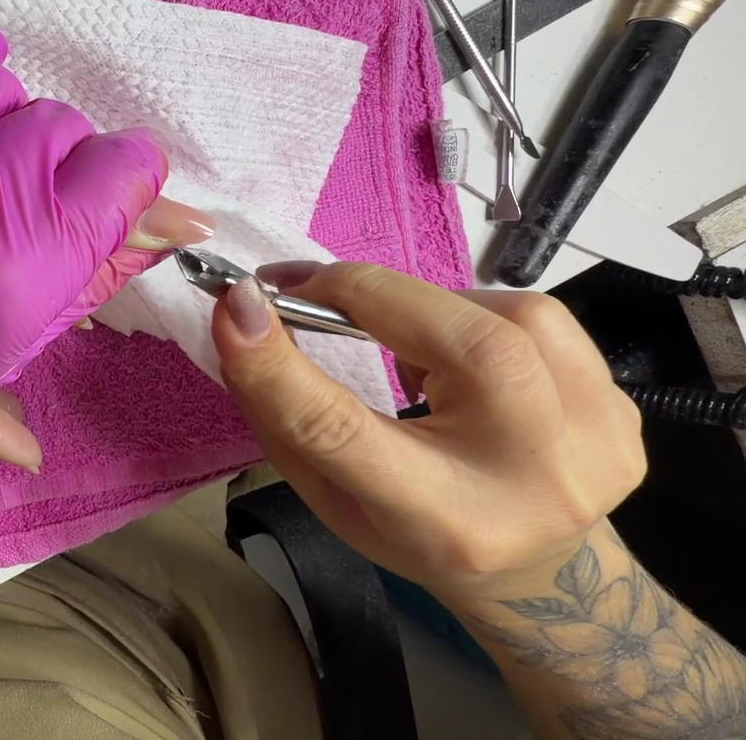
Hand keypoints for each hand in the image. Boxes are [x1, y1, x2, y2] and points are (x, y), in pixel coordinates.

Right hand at [210, 262, 646, 601]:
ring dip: (422, 302)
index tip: (234, 300)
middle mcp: (534, 482)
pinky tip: (447, 345)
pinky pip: (540, 320)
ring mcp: (599, 442)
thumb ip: (276, 405)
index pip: (341, 429)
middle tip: (303, 285)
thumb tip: (241, 315)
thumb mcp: (316, 486)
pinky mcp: (625, 410)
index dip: (279, 360)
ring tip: (386, 327)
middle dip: (365, 293)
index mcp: (437, 518)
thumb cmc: (400, 526)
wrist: (538, 573)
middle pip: (466, 351)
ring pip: (513, 318)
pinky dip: (471, 313)